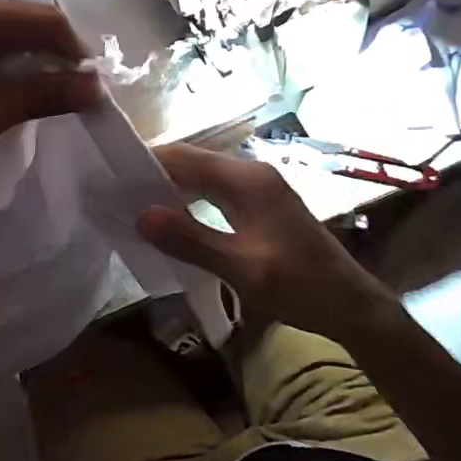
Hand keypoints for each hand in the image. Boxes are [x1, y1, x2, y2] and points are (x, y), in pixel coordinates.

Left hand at [0, 0, 99, 192]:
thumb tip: (96, 86)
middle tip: (75, 94)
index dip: (75, 51)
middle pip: (27, 19)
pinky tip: (14, 87)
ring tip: (49, 95)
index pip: (42, 20)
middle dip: (58, 53)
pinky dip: (12, 59)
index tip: (92, 88)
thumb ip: (41, 96)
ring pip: (10, 29)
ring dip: (36, 57)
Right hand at [136, 144, 400, 345]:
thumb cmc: (299, 285)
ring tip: (134, 207)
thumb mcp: (242, 268)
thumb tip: (141, 215)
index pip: (186, 157)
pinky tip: (172, 221)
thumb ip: (191, 240)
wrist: (349, 303)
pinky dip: (191, 202)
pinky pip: (215, 193)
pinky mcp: (260, 205)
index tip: (111, 176)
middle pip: (193, 163)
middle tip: (116, 194)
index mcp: (247, 180)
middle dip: (155, 174)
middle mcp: (252, 174)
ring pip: (203, 178)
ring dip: (171, 189)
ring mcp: (258, 188)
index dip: (148, 162)